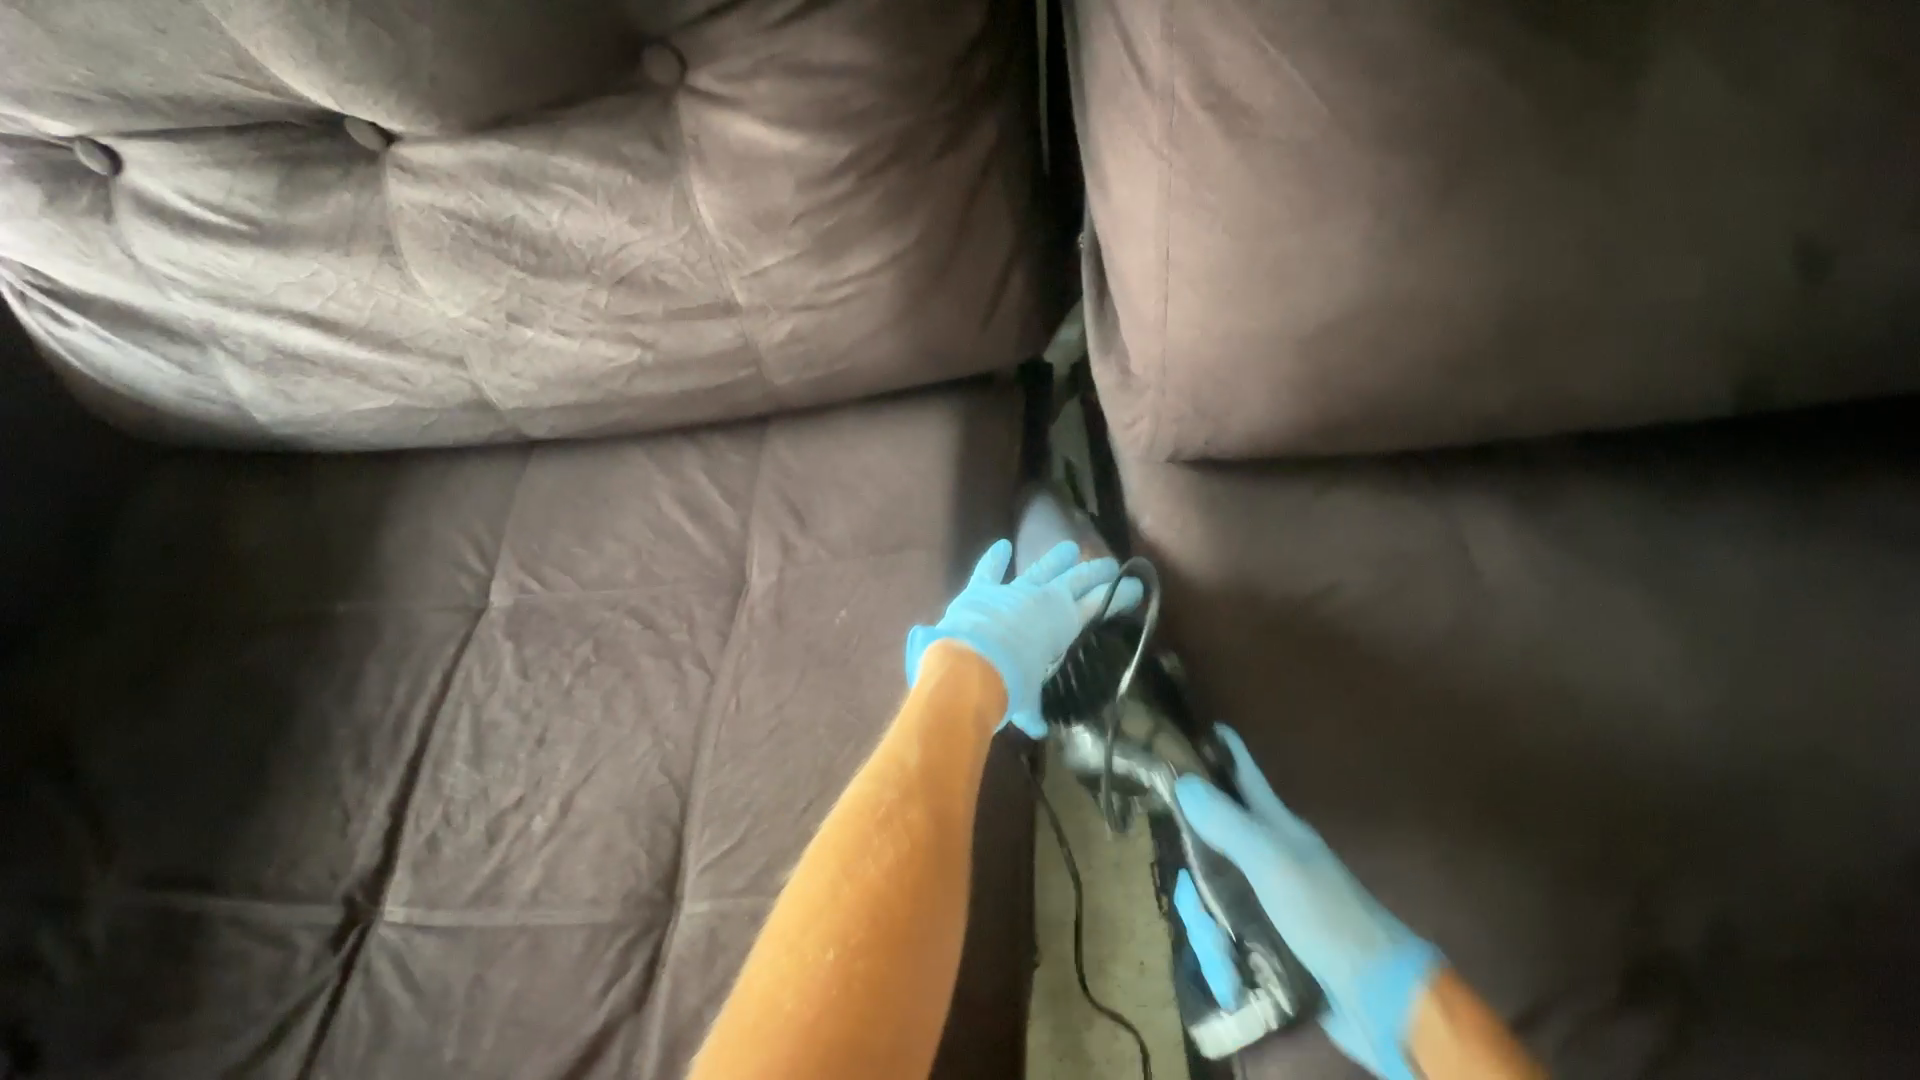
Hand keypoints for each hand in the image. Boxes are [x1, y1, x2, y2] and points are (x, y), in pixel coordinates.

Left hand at [905, 539, 1141, 737]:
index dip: (1117, 596)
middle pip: (1076, 581)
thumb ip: (1032, 711)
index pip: (1097, 606)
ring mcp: (1013, 591)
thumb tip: (1037, 730)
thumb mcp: (1025, 701)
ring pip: (1041, 569)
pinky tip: (1002, 545)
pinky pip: (989, 570)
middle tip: (1112, 564)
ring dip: (1056, 559)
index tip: (1134, 587)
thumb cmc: (1009, 684)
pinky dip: (994, 558)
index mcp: (1063, 625)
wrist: (973, 664)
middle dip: (1095, 572)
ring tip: (1070, 547)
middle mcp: (1043, 601)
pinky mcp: (982, 590)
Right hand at [1173, 726, 1442, 1079]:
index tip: (1200, 728)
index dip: (1224, 753)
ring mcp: (1266, 904)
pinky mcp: (1264, 945)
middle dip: (1194, 876)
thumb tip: (1182, 779)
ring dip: (1209, 932)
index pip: (1245, 777)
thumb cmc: (1325, 915)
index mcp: (1277, 829)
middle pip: (1210, 845)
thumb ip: (1227, 821)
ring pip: (1211, 897)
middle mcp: (1268, 860)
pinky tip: (1230, 977)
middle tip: (1193, 900)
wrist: (1375, 996)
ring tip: (1223, 957)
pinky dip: (1221, 960)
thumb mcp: (1272, 862)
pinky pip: (1222, 940)